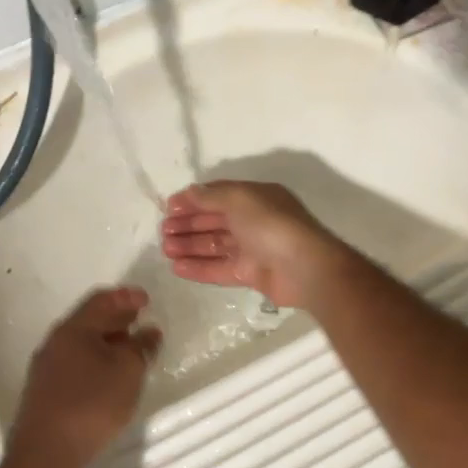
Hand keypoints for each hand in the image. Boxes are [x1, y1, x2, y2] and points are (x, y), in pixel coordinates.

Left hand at [10, 287, 160, 467]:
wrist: (45, 453)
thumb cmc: (91, 403)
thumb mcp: (128, 371)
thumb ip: (141, 347)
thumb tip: (149, 332)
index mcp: (74, 329)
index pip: (101, 299)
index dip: (126, 296)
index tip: (147, 300)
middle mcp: (55, 342)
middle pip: (89, 320)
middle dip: (117, 317)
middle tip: (141, 319)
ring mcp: (46, 368)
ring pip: (82, 343)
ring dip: (107, 341)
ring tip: (130, 349)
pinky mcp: (45, 391)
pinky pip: (75, 363)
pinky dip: (96, 359)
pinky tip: (110, 375)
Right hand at [160, 182, 352, 308]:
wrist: (304, 267)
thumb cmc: (272, 225)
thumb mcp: (240, 199)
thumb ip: (212, 196)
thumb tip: (190, 193)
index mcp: (256, 198)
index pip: (219, 195)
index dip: (194, 200)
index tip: (169, 208)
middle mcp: (254, 221)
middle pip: (215, 220)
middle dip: (189, 224)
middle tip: (164, 232)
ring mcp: (253, 249)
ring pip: (215, 245)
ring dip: (190, 246)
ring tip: (166, 249)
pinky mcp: (251, 274)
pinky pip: (219, 268)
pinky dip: (199, 267)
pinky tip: (177, 267)